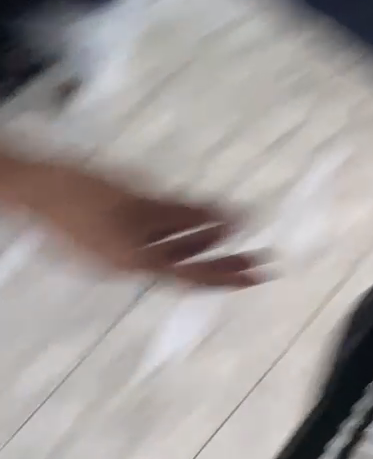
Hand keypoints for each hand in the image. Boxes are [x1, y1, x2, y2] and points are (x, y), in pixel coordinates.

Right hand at [3, 160, 265, 287]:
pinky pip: (151, 239)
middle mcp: (125, 264)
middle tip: (261, 257)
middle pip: (186, 267)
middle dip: (224, 262)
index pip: (194, 277)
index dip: (230, 277)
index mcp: (134, 262)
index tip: (262, 276)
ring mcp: (112, 251)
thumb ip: (190, 213)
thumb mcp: (141, 202)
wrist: (19, 180)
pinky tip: (200, 221)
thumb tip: (236, 219)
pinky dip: (178, 231)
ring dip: (203, 242)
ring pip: (170, 252)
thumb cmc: (79, 190)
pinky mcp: (104, 236)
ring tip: (233, 231)